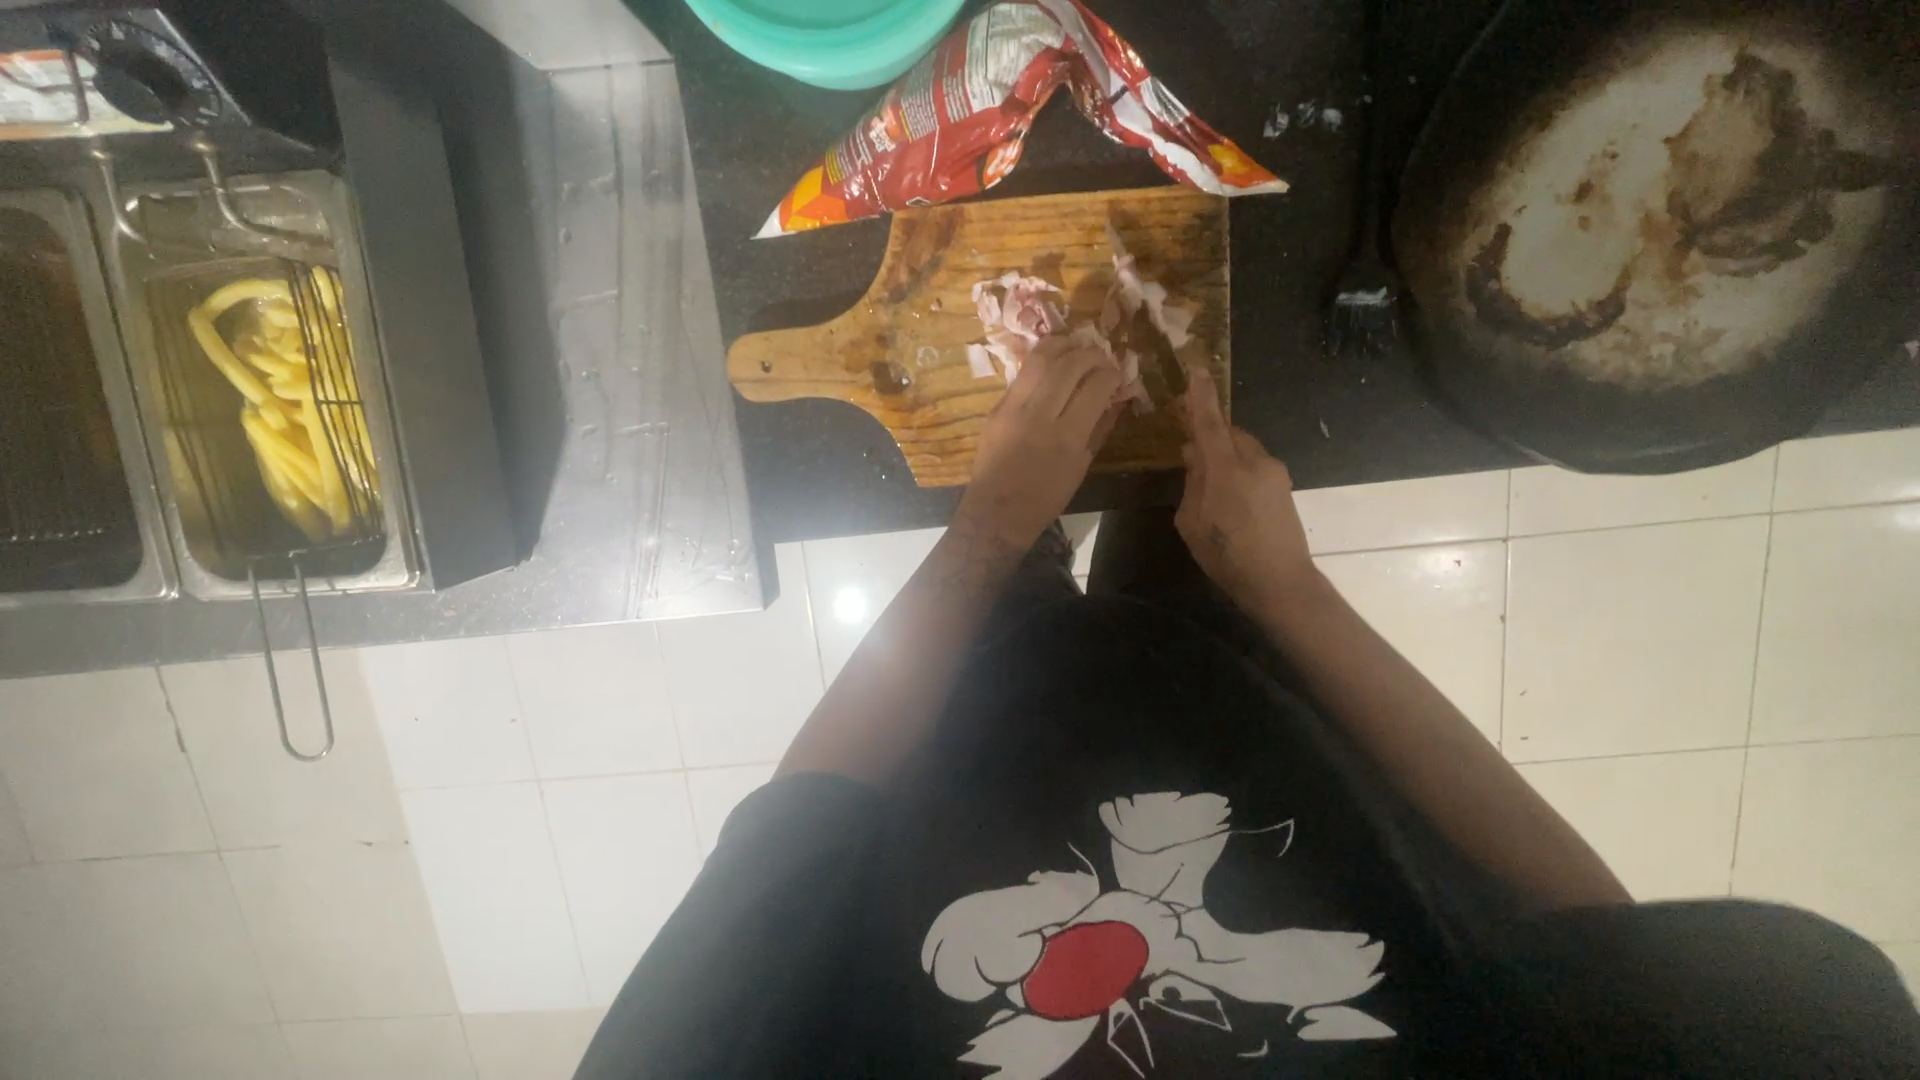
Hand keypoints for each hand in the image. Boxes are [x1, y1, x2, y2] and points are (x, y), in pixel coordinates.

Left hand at [958, 340, 1125, 545]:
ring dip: (1063, 345)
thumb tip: (1119, 397)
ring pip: (1040, 360)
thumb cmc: (1045, 498)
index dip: (1111, 374)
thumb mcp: (1081, 467)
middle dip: (1091, 354)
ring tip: (1078, 345)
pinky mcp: (996, 407)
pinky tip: (1054, 360)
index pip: (1095, 387)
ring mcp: (1013, 409)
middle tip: (1102, 355)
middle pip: (1069, 366)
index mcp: (1066, 438)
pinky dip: (1041, 361)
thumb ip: (1100, 428)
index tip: (1118, 373)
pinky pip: (1022, 374)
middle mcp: (1039, 416)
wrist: (996, 513)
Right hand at [1175, 367, 1317, 609]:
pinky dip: (1237, 471)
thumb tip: (1196, 456)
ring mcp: (1274, 472)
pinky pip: (1253, 466)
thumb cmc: (1227, 556)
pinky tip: (1230, 501)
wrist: (1280, 582)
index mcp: (1226, 469)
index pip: (1208, 423)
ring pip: (1241, 449)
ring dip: (1224, 457)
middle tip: (1189, 459)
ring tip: (1209, 489)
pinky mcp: (1284, 486)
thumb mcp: (1192, 522)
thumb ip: (1192, 483)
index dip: (1200, 397)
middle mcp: (1254, 461)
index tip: (1196, 370)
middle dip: (1209, 438)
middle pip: (1228, 433)